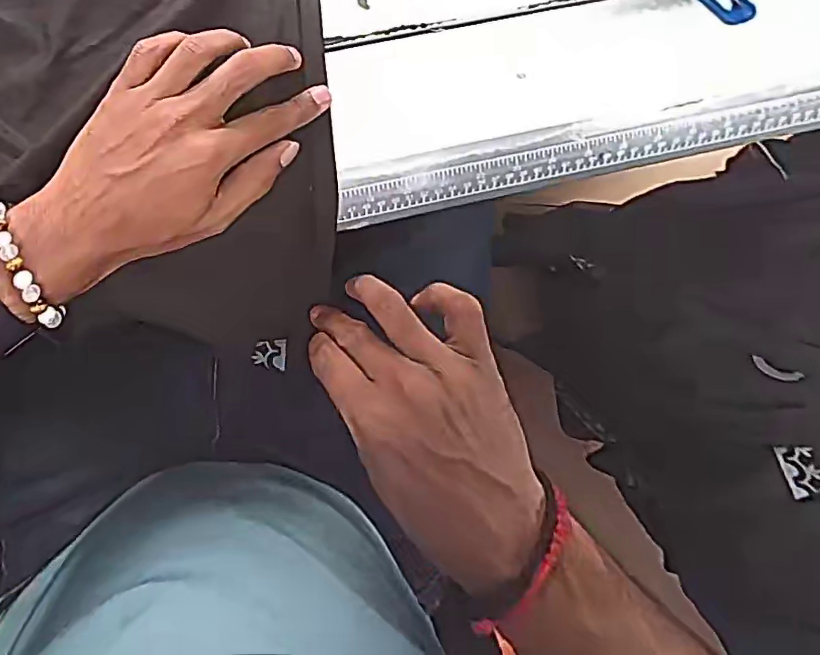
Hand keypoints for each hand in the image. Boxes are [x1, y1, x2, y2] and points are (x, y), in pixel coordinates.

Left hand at [0, 30, 329, 305]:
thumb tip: (283, 152)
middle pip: (242, 71)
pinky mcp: (121, 94)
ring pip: (198, 50)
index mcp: (208, 154)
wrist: (80, 224)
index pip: (271, 120)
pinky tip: (187, 45)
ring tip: (243, 44)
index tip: (316, 97)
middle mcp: (182, 120)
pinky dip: (174, 40)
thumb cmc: (139, 227)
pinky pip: (149, 51)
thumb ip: (254, 181)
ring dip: (228, 39)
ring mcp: (149, 102)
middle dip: (276, 59)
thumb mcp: (211, 220)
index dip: (302, 106)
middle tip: (288, 59)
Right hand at [310, 276, 547, 596]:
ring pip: (394, 308)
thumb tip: (341, 380)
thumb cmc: (439, 514)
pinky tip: (423, 299)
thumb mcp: (374, 469)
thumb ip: (355, 415)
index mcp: (371, 417)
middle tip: (325, 314)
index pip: (327, 357)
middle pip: (352, 331)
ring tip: (358, 286)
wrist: (502, 533)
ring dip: (367, 290)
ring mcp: (443, 369)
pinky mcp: (478, 364)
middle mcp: (403, 386)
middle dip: (331, 319)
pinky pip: (460, 310)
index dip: (317, 346)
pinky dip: (440, 295)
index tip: (318, 343)